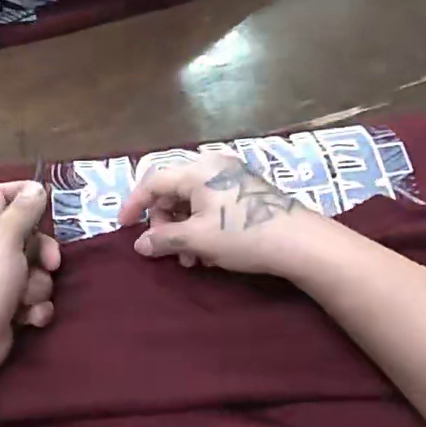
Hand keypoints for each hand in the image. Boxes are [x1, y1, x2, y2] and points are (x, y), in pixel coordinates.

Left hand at [0, 181, 59, 373]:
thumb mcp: (5, 236)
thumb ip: (23, 210)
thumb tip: (36, 187)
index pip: (0, 194)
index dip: (23, 192)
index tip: (48, 199)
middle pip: (28, 236)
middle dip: (45, 251)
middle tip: (50, 264)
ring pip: (36, 272)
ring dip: (39, 286)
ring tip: (25, 299)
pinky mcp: (7, 308)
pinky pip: (33, 300)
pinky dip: (35, 309)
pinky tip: (29, 318)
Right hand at [117, 155, 328, 275]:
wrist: (302, 244)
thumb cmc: (244, 236)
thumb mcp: (197, 240)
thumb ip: (163, 239)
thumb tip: (140, 244)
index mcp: (198, 170)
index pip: (153, 182)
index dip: (133, 205)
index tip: (123, 227)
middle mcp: (214, 167)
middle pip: (172, 192)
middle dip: (163, 223)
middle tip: (166, 250)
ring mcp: (233, 178)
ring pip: (191, 202)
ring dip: (182, 231)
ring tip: (191, 259)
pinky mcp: (246, 193)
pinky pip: (210, 206)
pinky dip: (201, 228)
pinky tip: (209, 253)